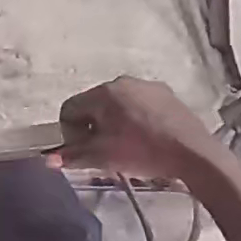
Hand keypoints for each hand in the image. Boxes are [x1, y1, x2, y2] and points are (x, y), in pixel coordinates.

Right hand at [49, 76, 222, 180]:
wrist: (193, 153)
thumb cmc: (142, 152)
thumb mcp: (103, 157)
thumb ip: (73, 155)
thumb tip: (47, 159)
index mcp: (103, 93)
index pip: (70, 108)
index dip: (70, 131)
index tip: (84, 150)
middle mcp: (122, 81)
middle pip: (93, 104)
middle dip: (93, 126)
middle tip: (104, 150)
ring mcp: (146, 85)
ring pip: (117, 103)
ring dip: (114, 122)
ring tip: (127, 145)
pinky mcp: (166, 93)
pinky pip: (139, 104)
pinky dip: (135, 118)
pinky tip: (147, 137)